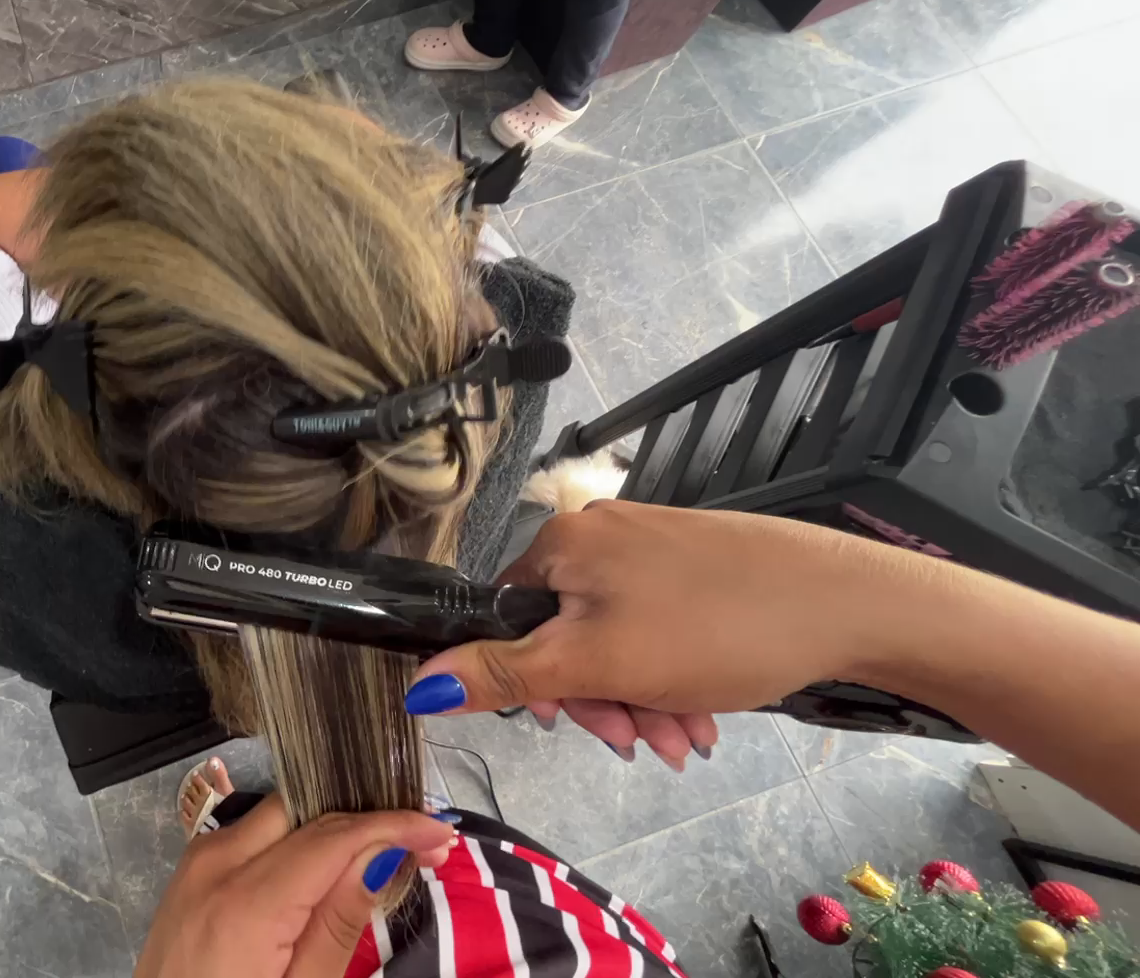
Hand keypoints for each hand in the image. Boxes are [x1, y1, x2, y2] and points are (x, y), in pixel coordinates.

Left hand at [134, 796, 455, 977]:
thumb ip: (336, 923)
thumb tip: (383, 853)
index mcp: (243, 901)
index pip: (331, 838)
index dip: (390, 826)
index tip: (439, 831)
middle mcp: (216, 859)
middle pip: (303, 811)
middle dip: (363, 819)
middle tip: (419, 844)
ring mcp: (198, 857)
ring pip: (279, 813)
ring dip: (331, 824)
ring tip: (383, 851)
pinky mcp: (192, 865)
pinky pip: (254, 830)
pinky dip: (296, 836)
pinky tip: (328, 861)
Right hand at [408, 502, 918, 762]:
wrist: (858, 602)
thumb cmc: (710, 628)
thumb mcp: (596, 664)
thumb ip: (503, 676)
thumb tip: (416, 688)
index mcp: (559, 543)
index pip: (508, 617)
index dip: (530, 678)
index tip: (574, 726)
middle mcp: (596, 532)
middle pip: (564, 629)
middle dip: (599, 698)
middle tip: (644, 744)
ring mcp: (648, 542)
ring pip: (614, 633)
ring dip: (638, 696)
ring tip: (685, 740)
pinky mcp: (693, 558)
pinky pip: (653, 620)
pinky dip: (668, 670)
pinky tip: (702, 711)